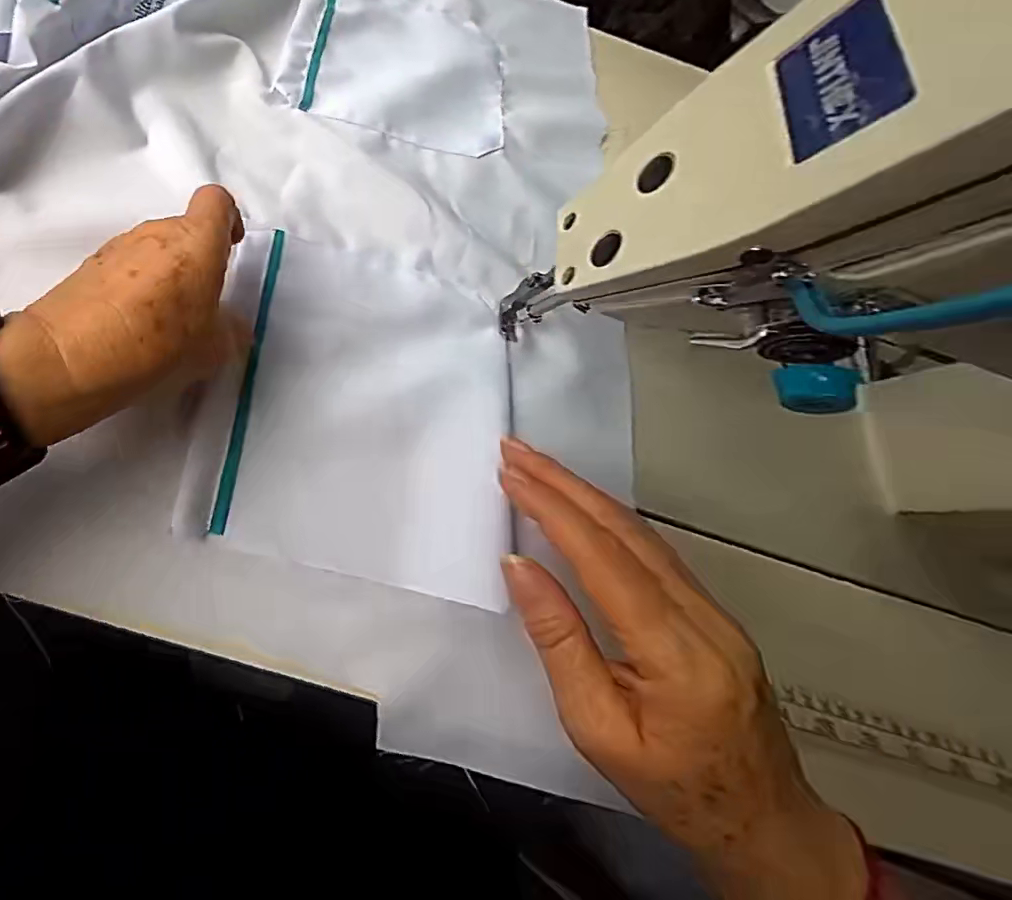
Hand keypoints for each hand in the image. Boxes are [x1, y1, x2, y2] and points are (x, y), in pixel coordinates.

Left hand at [0, 185, 248, 445]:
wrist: (66, 357)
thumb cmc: (153, 345)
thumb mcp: (207, 350)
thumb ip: (227, 331)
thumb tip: (227, 326)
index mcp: (194, 240)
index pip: (216, 202)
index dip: (226, 220)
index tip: (228, 249)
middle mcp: (153, 233)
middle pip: (180, 232)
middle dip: (190, 262)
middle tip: (193, 306)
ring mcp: (114, 248)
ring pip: (148, 253)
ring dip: (158, 278)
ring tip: (157, 327)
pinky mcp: (84, 268)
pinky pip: (119, 272)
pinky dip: (128, 290)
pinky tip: (125, 329)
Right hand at [499, 438, 868, 899]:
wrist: (764, 825)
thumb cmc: (668, 783)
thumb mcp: (594, 724)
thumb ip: (558, 640)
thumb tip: (518, 567)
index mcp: (677, 653)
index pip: (605, 561)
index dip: (554, 512)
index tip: (510, 476)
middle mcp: (705, 622)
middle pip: (628, 535)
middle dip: (566, 485)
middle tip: (515, 450)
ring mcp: (716, 617)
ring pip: (644, 537)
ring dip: (585, 495)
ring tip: (537, 465)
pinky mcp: (712, 619)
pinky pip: (653, 554)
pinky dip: (607, 519)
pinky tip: (581, 506)